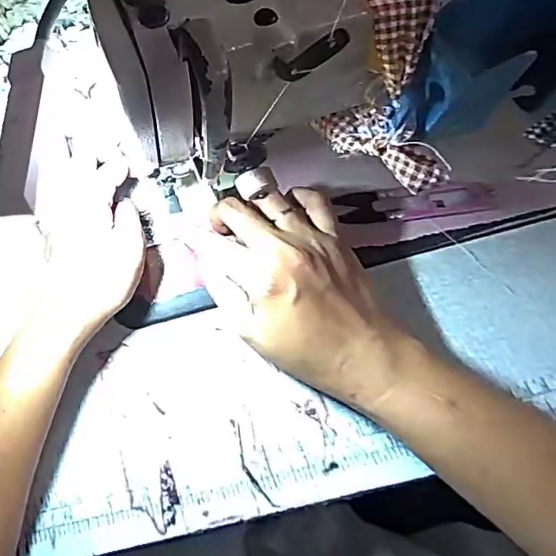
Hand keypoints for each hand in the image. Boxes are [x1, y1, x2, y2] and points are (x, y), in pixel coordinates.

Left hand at [30, 154, 144, 336]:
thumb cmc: (93, 286)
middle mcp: (68, 200)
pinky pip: (62, 189)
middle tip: (116, 151)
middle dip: (100, 148)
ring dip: (84, 161)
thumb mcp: (130, 250)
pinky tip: (83, 189)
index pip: (110, 165)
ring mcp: (56, 210)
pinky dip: (76, 181)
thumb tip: (127, 207)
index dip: (127, 161)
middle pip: (80, 156)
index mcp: (91, 199)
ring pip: (67, 170)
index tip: (138, 167)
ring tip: (100, 162)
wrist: (63, 309)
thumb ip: (131, 219)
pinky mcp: (51, 224)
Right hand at [202, 188, 419, 407]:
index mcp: (263, 275)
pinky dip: (293, 196)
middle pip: (235, 210)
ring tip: (246, 221)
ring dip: (248, 205)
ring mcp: (313, 238)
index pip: (213, 243)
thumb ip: (224, 293)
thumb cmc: (310, 353)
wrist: (371, 358)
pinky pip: (313, 199)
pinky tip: (285, 209)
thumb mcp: (252, 334)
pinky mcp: (335, 238)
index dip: (192, 237)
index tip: (183, 234)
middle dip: (215, 217)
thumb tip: (209, 265)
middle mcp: (286, 247)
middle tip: (216, 232)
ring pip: (268, 197)